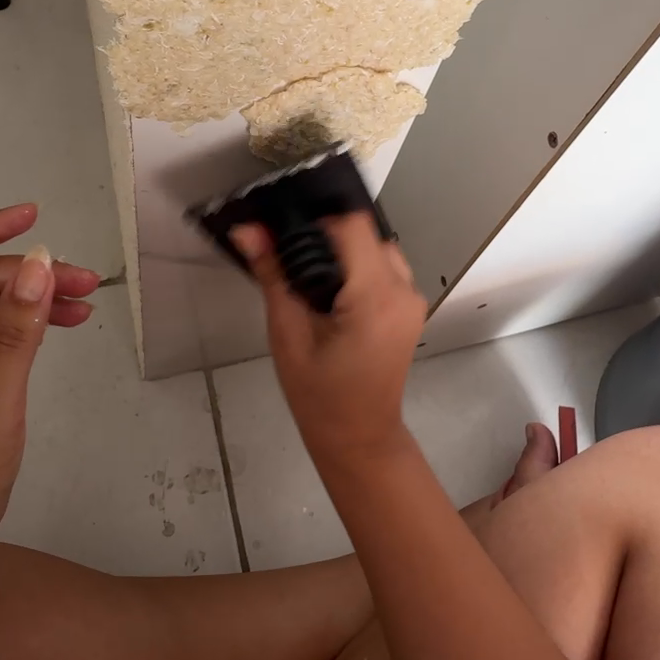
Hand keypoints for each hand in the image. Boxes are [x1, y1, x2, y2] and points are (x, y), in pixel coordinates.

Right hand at [232, 214, 427, 464]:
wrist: (357, 436)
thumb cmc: (318, 394)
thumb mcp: (288, 333)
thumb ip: (273, 274)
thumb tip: (247, 229)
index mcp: (375, 298)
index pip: (352, 227)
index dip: (317, 222)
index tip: (287, 237)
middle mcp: (403, 291)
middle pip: (366, 233)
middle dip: (328, 238)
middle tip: (293, 260)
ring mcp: (412, 300)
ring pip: (378, 247)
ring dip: (345, 253)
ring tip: (311, 279)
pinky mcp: (410, 308)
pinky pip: (386, 268)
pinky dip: (360, 268)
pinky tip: (333, 293)